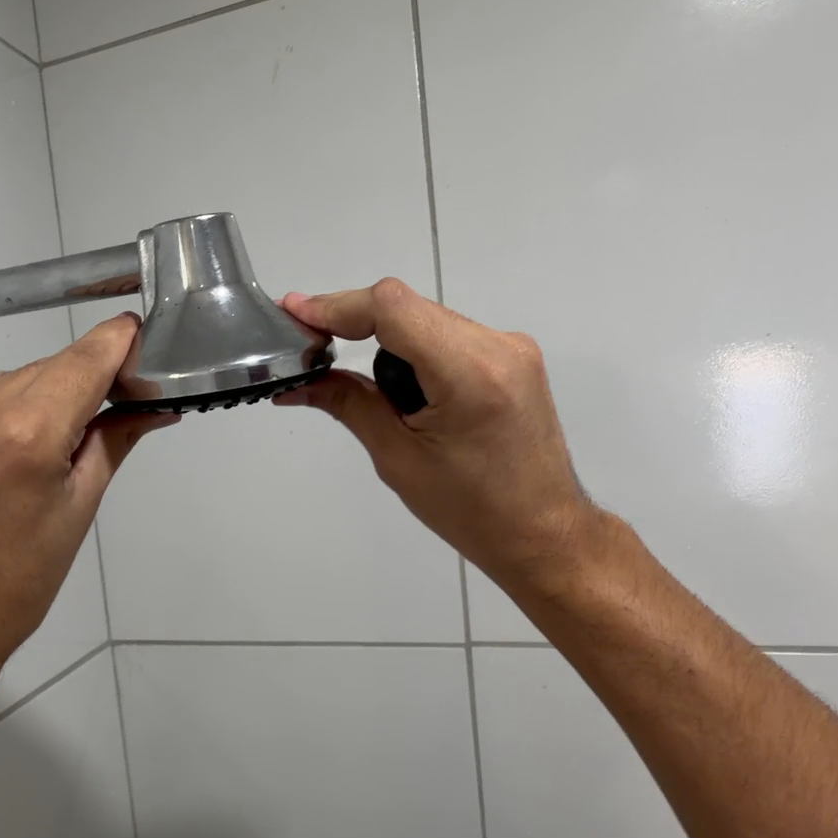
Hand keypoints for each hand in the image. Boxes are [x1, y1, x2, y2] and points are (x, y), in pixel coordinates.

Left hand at [0, 313, 175, 676]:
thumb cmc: (8, 588)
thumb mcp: (77, 512)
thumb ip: (114, 442)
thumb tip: (151, 408)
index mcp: (25, 431)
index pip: (87, 356)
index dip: (124, 344)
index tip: (148, 354)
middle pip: (54, 366)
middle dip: (93, 380)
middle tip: (125, 410)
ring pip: (19, 379)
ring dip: (52, 397)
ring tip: (67, 450)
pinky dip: (15, 410)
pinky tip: (23, 454)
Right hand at [276, 279, 600, 594]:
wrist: (542, 532)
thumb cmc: (470, 511)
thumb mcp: (398, 458)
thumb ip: (349, 404)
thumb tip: (298, 383)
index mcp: (470, 374)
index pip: (393, 308)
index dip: (338, 306)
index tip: (296, 314)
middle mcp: (497, 346)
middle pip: (408, 308)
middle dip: (354, 323)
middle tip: (309, 347)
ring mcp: (511, 347)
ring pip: (427, 318)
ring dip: (386, 340)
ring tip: (366, 388)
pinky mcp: (514, 356)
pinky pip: (449, 334)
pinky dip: (415, 350)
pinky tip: (403, 390)